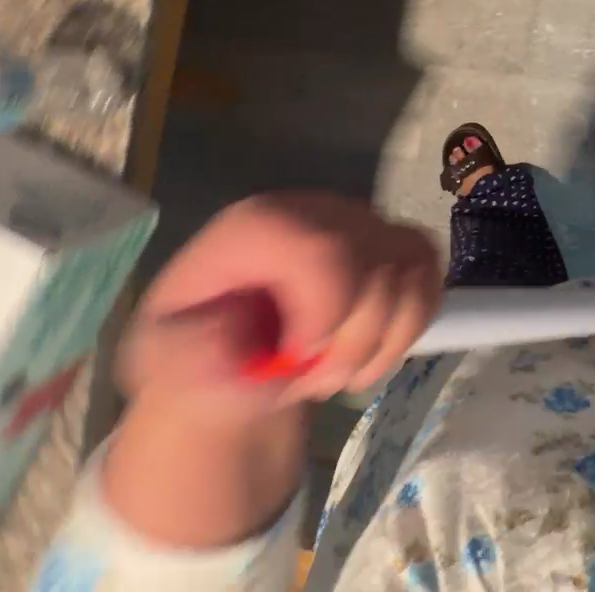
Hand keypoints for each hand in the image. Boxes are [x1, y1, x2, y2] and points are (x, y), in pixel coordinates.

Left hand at [118, 191, 443, 425]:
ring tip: (340, 374)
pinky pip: (431, 280)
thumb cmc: (197, 347)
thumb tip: (231, 339)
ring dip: (383, 343)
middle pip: (374, 266)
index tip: (296, 361)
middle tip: (311, 385)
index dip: (328, 311)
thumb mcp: (163, 360)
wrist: (232, 349)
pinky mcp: (399, 246)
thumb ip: (185, 352)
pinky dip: (411, 327)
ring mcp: (368, 224)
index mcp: (258, 224)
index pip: (322, 249)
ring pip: (412, 274)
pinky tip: (374, 353)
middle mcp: (321, 210)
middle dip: (352, 343)